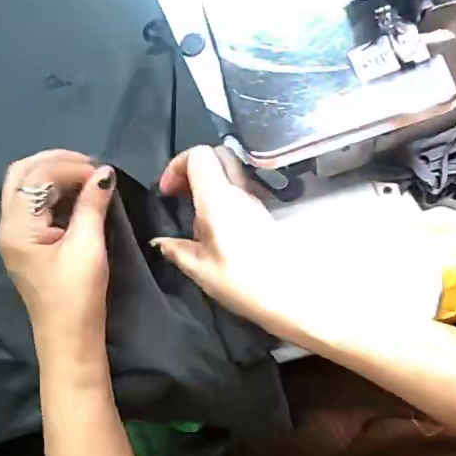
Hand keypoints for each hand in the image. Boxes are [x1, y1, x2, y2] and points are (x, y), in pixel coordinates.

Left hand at [0, 150, 116, 354]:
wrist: (68, 339)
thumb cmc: (77, 296)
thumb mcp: (88, 246)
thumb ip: (92, 204)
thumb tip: (104, 172)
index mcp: (17, 226)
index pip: (37, 176)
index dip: (71, 167)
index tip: (102, 174)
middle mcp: (8, 225)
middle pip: (22, 174)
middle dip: (56, 162)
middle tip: (90, 167)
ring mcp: (15, 235)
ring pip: (25, 187)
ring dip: (54, 175)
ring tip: (87, 177)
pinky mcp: (27, 244)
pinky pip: (33, 204)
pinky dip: (54, 192)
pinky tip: (78, 195)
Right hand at [153, 146, 438, 350]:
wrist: (295, 299)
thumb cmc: (245, 285)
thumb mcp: (201, 270)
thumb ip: (177, 250)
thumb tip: (160, 242)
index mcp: (220, 200)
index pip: (198, 155)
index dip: (176, 166)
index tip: (167, 192)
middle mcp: (241, 193)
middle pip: (217, 155)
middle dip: (192, 168)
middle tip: (179, 194)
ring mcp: (257, 203)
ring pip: (230, 174)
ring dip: (208, 184)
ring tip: (195, 217)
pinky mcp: (265, 217)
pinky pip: (240, 194)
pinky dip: (222, 200)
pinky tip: (215, 230)